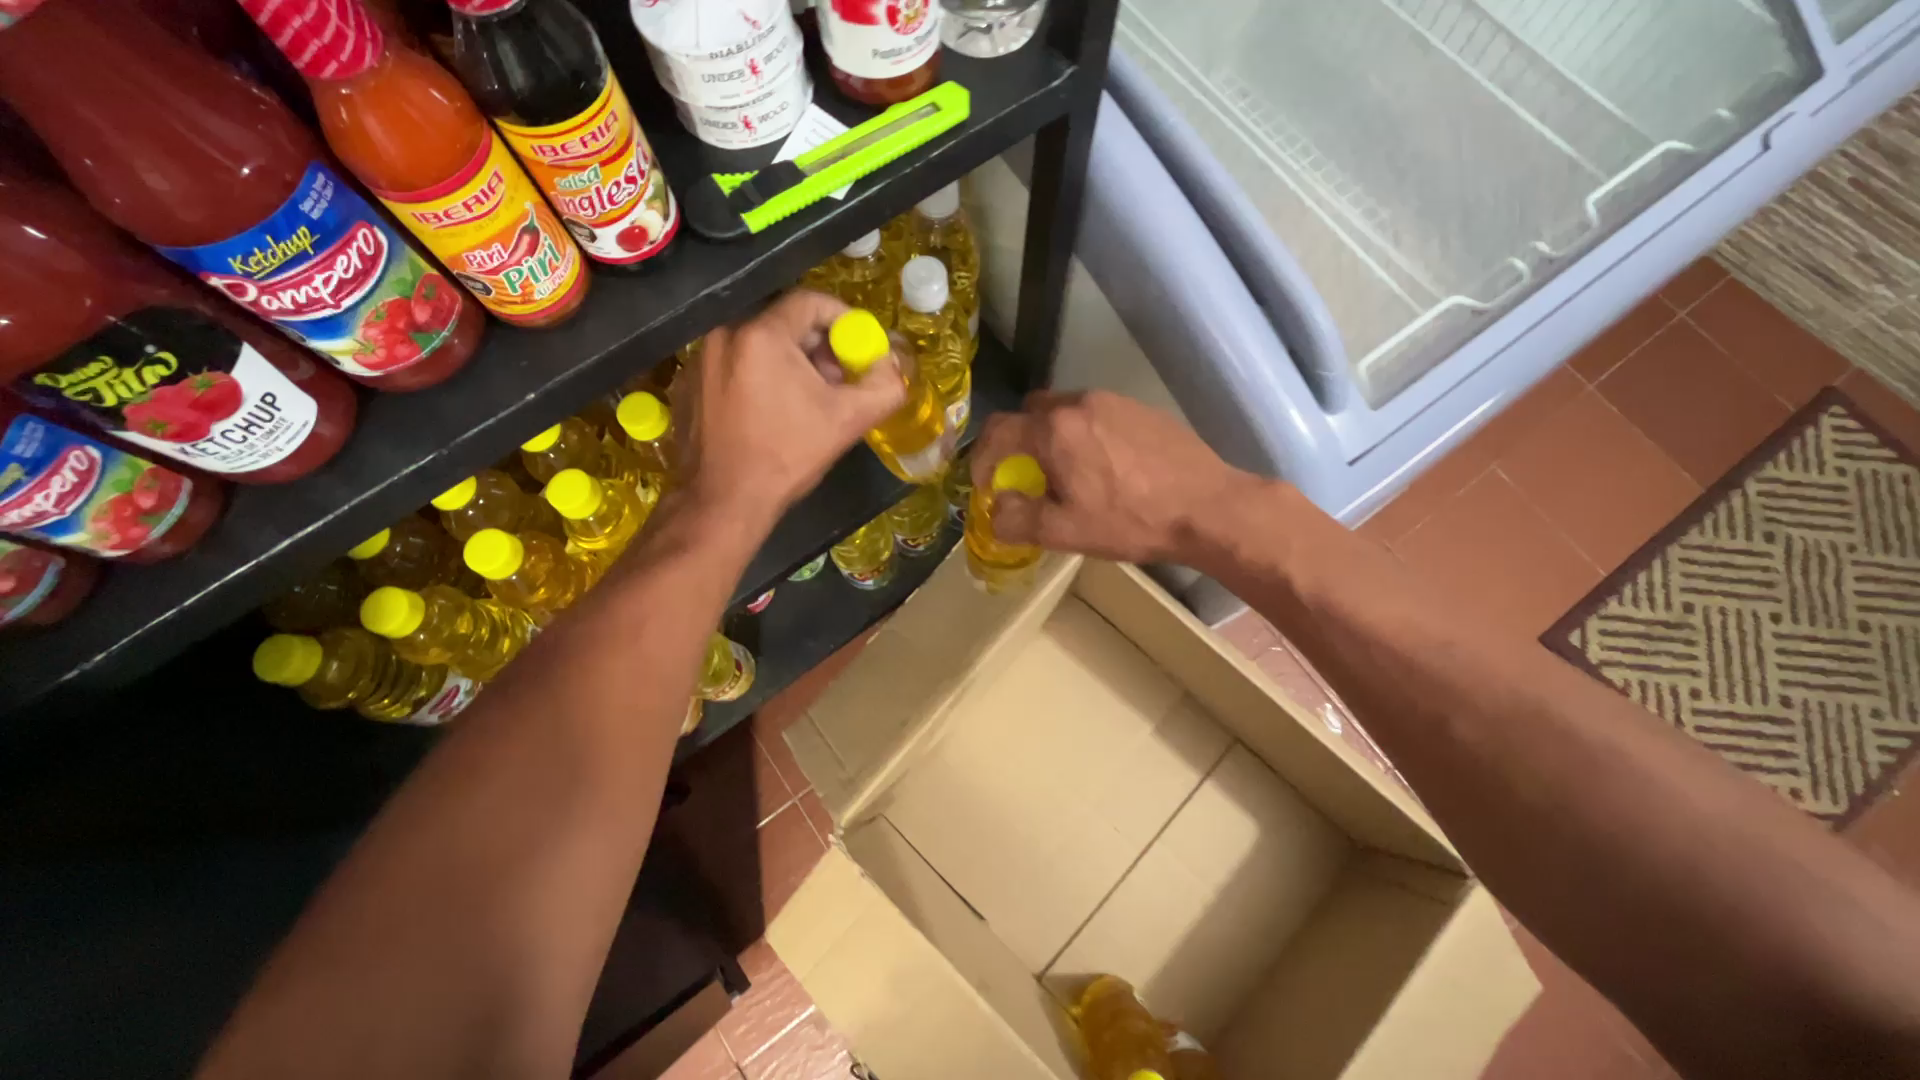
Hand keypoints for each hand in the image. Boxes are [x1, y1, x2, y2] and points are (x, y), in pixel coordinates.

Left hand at [675, 290, 906, 527]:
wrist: (722, 504)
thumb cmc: (786, 457)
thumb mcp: (848, 421)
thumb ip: (884, 386)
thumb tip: (892, 364)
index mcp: (761, 334)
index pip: (810, 301)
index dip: (843, 318)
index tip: (859, 346)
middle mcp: (724, 335)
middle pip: (784, 322)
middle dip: (818, 345)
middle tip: (839, 379)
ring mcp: (700, 359)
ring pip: (758, 344)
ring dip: (789, 363)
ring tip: (808, 400)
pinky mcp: (688, 384)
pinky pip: (734, 364)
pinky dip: (758, 377)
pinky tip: (772, 413)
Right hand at [970, 390, 1264, 563]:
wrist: (1208, 507)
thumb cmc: (1132, 521)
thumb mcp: (1065, 532)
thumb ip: (1017, 519)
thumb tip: (995, 509)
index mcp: (1054, 430)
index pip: (997, 431)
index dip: (981, 460)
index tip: (987, 486)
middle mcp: (1080, 403)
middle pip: (1031, 413)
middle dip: (1018, 443)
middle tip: (1026, 477)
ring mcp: (1115, 401)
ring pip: (1066, 411)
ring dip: (1054, 438)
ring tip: (1069, 474)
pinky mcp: (1142, 409)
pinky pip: (1098, 416)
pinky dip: (1086, 436)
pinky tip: (1107, 469)